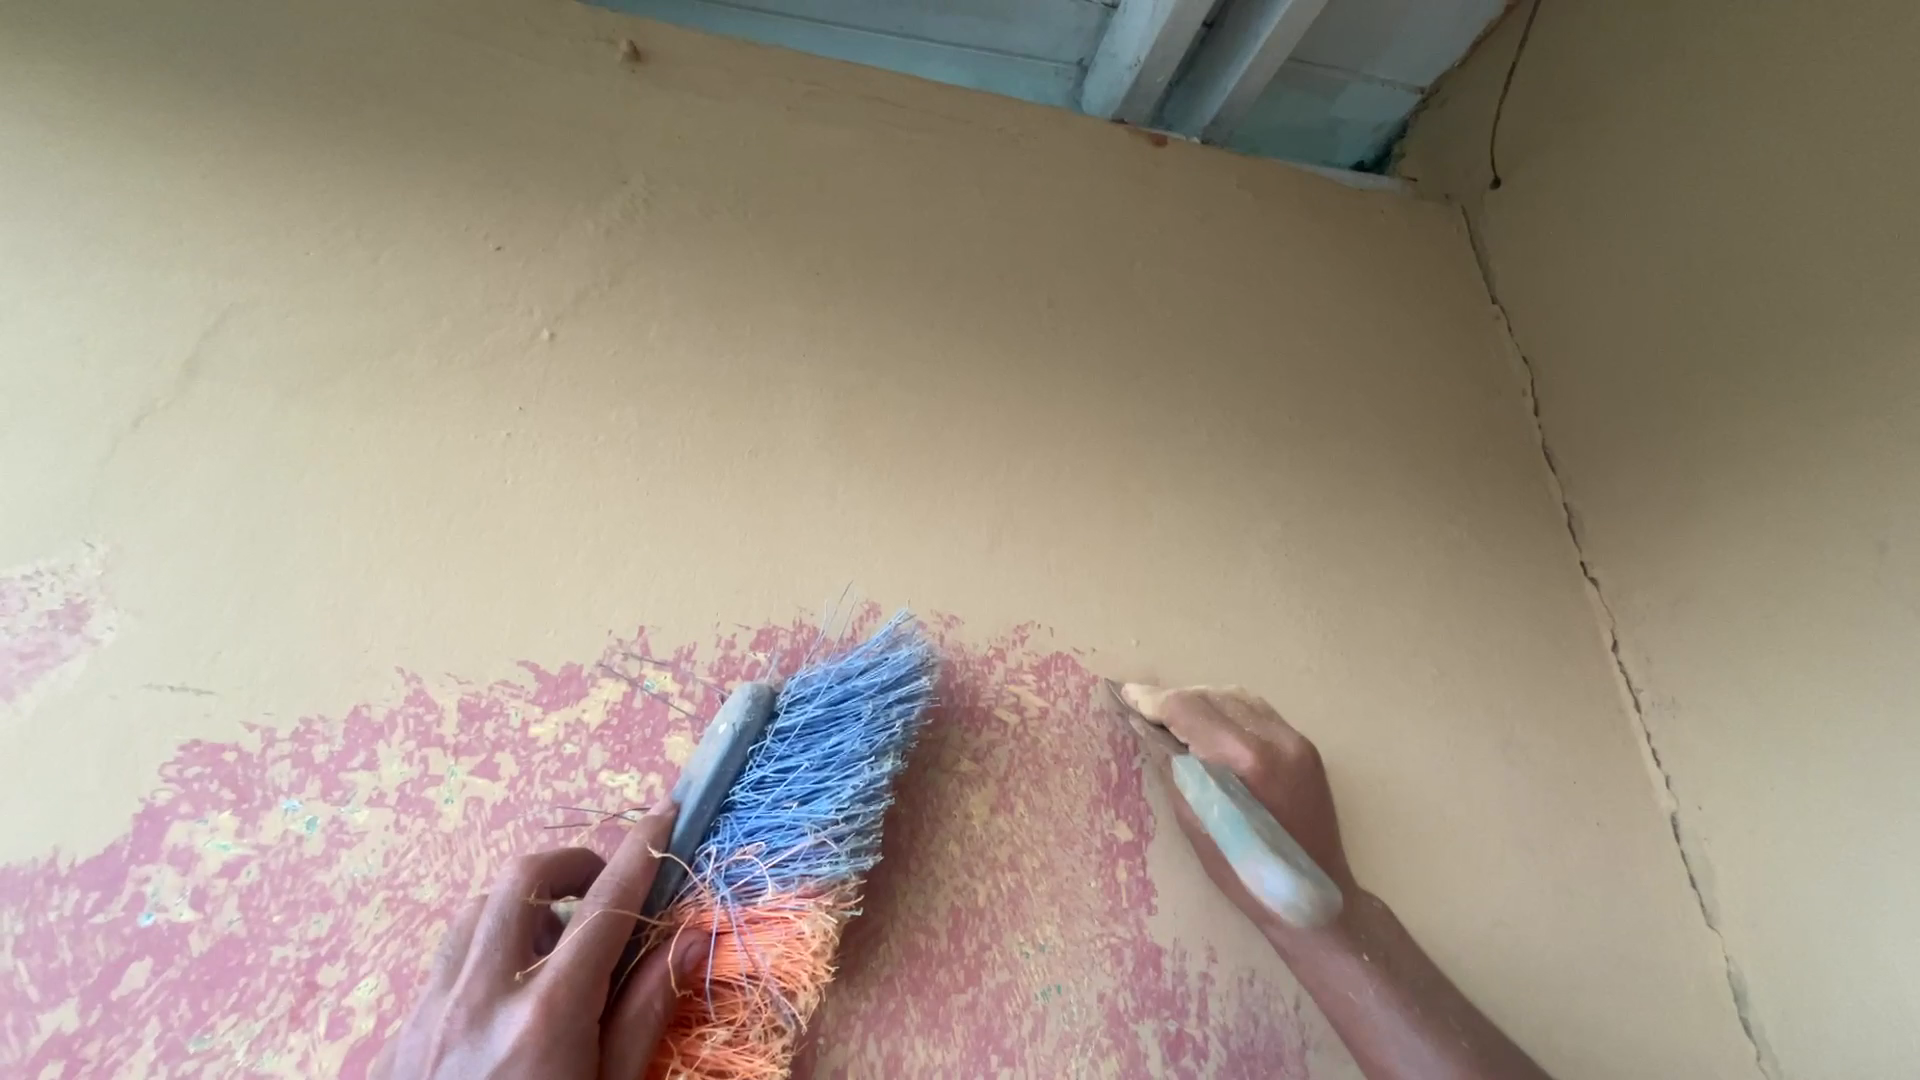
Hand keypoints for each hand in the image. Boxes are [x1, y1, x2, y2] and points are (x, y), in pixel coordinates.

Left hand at [371, 803, 701, 1079]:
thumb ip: (647, 1009)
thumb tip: (689, 935)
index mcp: (546, 1015)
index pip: (607, 902)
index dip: (642, 849)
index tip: (665, 813)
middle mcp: (480, 998)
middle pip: (524, 878)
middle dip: (574, 859)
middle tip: (605, 881)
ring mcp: (427, 1015)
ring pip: (475, 908)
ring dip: (525, 900)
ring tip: (555, 939)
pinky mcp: (396, 1038)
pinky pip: (446, 957)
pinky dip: (488, 942)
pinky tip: (509, 988)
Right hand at [1121, 683, 1356, 940]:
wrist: (1316, 899)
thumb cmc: (1247, 874)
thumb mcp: (1195, 822)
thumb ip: (1174, 768)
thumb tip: (1150, 731)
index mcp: (1246, 760)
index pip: (1188, 709)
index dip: (1153, 700)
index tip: (1127, 695)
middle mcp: (1274, 739)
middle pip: (1210, 696)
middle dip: (1174, 699)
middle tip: (1146, 710)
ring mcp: (1295, 739)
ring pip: (1235, 696)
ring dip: (1201, 700)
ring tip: (1177, 717)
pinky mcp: (1305, 746)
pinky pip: (1256, 710)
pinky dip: (1227, 709)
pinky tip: (1212, 726)